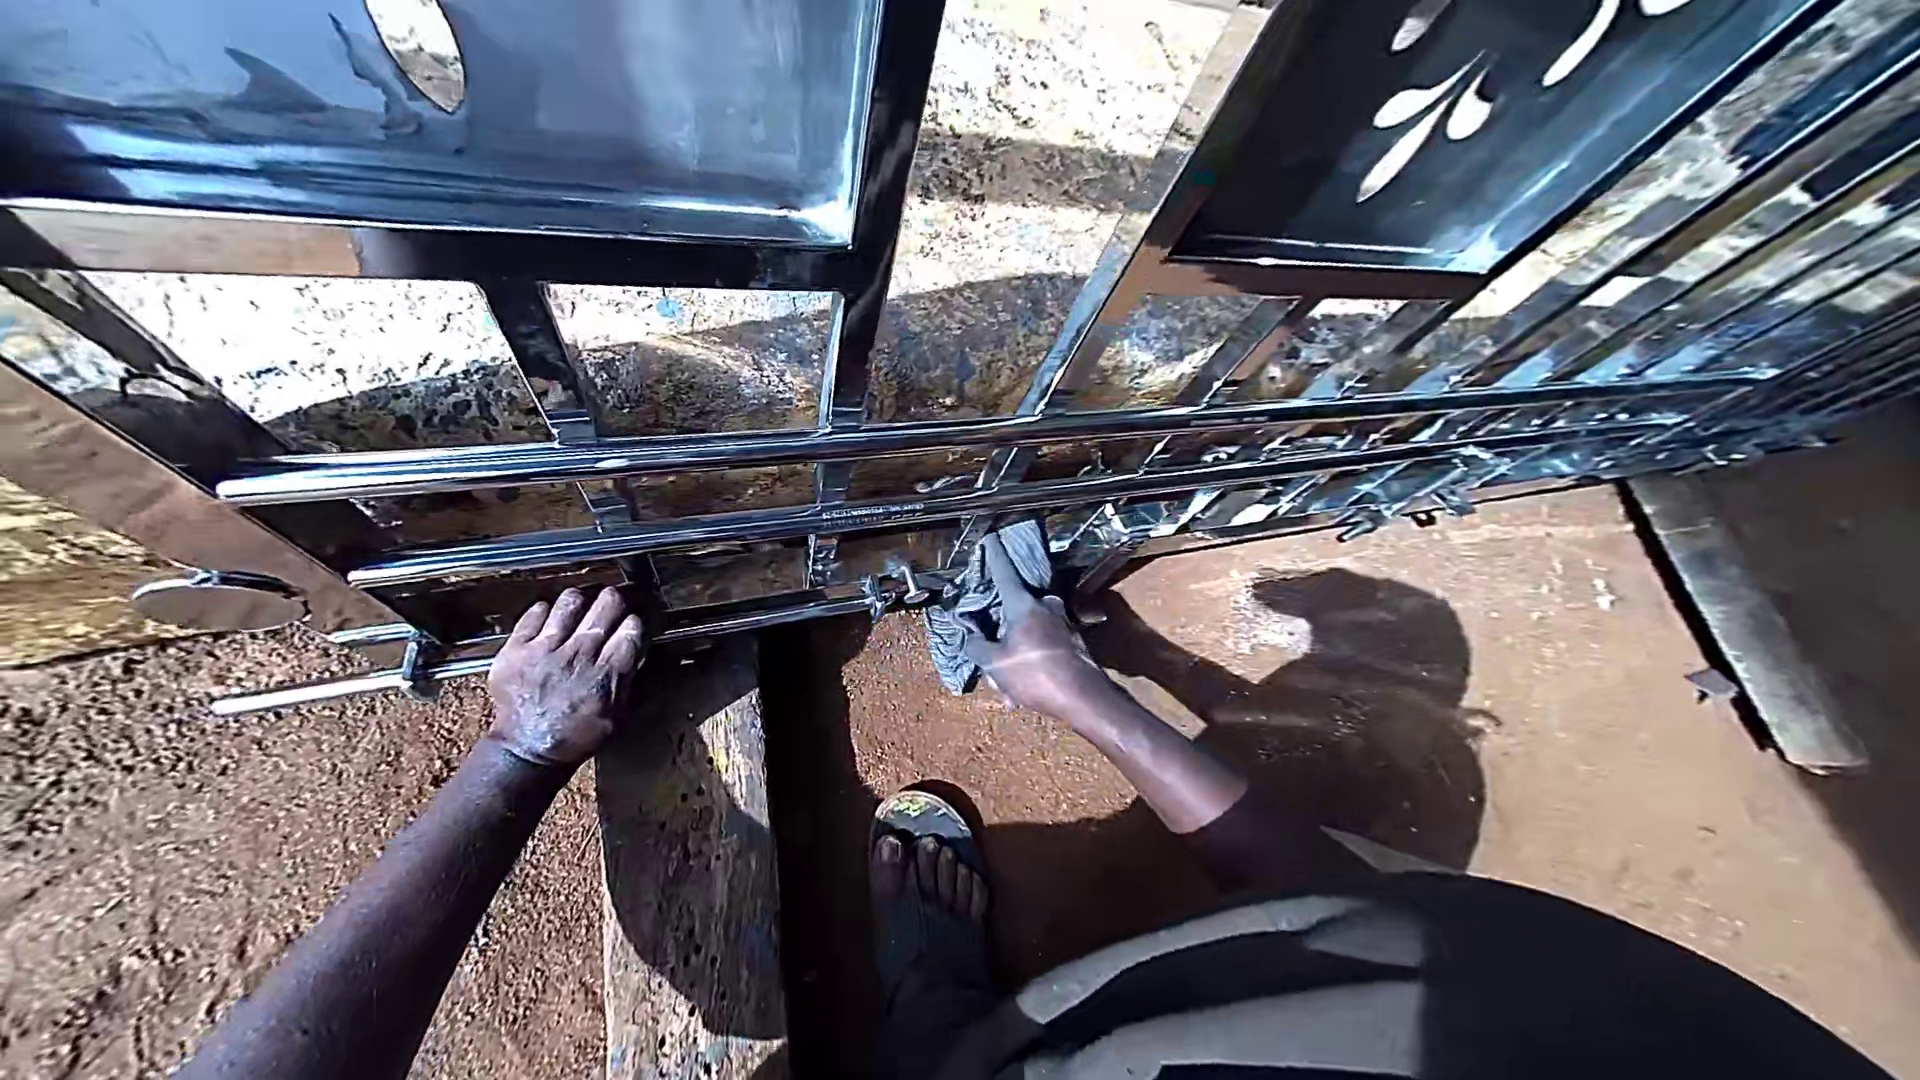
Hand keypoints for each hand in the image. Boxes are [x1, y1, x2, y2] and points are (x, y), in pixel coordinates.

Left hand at [486, 587, 644, 767]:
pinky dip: (544, 611)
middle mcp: (581, 654)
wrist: (527, 751)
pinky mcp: (516, 650)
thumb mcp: (620, 714)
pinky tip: (550, 620)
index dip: (635, 622)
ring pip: (571, 602)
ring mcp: (546, 650)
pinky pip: (534, 614)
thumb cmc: (577, 735)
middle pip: (607, 605)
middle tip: (612, 603)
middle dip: (614, 601)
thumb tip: (647, 657)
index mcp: (610, 671)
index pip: (632, 627)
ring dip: (580, 601)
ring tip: (581, 607)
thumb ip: (633, 680)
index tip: (632, 626)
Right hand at [962, 536, 1119, 721]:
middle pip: (1012, 609)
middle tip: (989, 658)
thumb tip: (969, 636)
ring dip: (1014, 656)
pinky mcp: (1071, 639)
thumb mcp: (995, 664)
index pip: (1004, 572)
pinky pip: (1041, 645)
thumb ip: (976, 646)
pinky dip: (1029, 663)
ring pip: (1026, 633)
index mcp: (1024, 604)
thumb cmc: (1036, 675)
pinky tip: (1022, 692)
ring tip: (1007, 688)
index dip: (994, 555)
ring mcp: (1061, 621)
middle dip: (998, 634)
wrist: (1085, 698)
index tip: (990, 537)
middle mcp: (1045, 606)